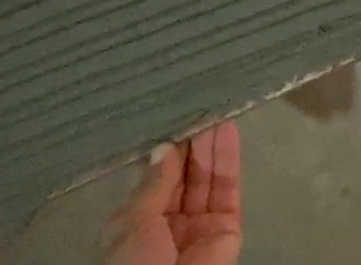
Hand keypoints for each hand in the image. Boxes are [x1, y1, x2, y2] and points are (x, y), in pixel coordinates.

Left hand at [104, 123, 242, 264]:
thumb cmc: (135, 264)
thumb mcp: (131, 224)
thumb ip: (153, 184)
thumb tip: (165, 147)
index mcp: (138, 225)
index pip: (157, 180)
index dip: (167, 152)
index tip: (176, 121)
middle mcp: (169, 222)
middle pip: (185, 176)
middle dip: (192, 145)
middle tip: (200, 111)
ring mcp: (200, 224)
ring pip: (208, 178)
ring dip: (212, 145)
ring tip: (216, 113)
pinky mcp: (228, 225)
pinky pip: (228, 188)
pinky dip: (229, 158)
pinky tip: (228, 132)